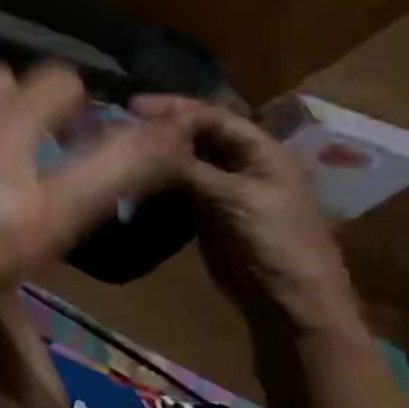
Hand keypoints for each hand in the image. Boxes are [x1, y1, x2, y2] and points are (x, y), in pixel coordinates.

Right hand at [131, 96, 360, 334]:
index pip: (214, 118)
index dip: (175, 109)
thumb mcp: (236, 199)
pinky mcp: (208, 214)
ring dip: (157, 154)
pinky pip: (179, 188)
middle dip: (162, 128)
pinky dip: (157, 181)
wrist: (288, 301)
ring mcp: (225, 190)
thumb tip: (149, 145)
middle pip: (198, 136)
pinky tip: (132, 177)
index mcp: (262, 151)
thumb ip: (192, 169)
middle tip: (120, 124)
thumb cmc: (273, 241)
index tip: (133, 106)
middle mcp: (243, 164)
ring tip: (120, 146)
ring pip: (185, 162)